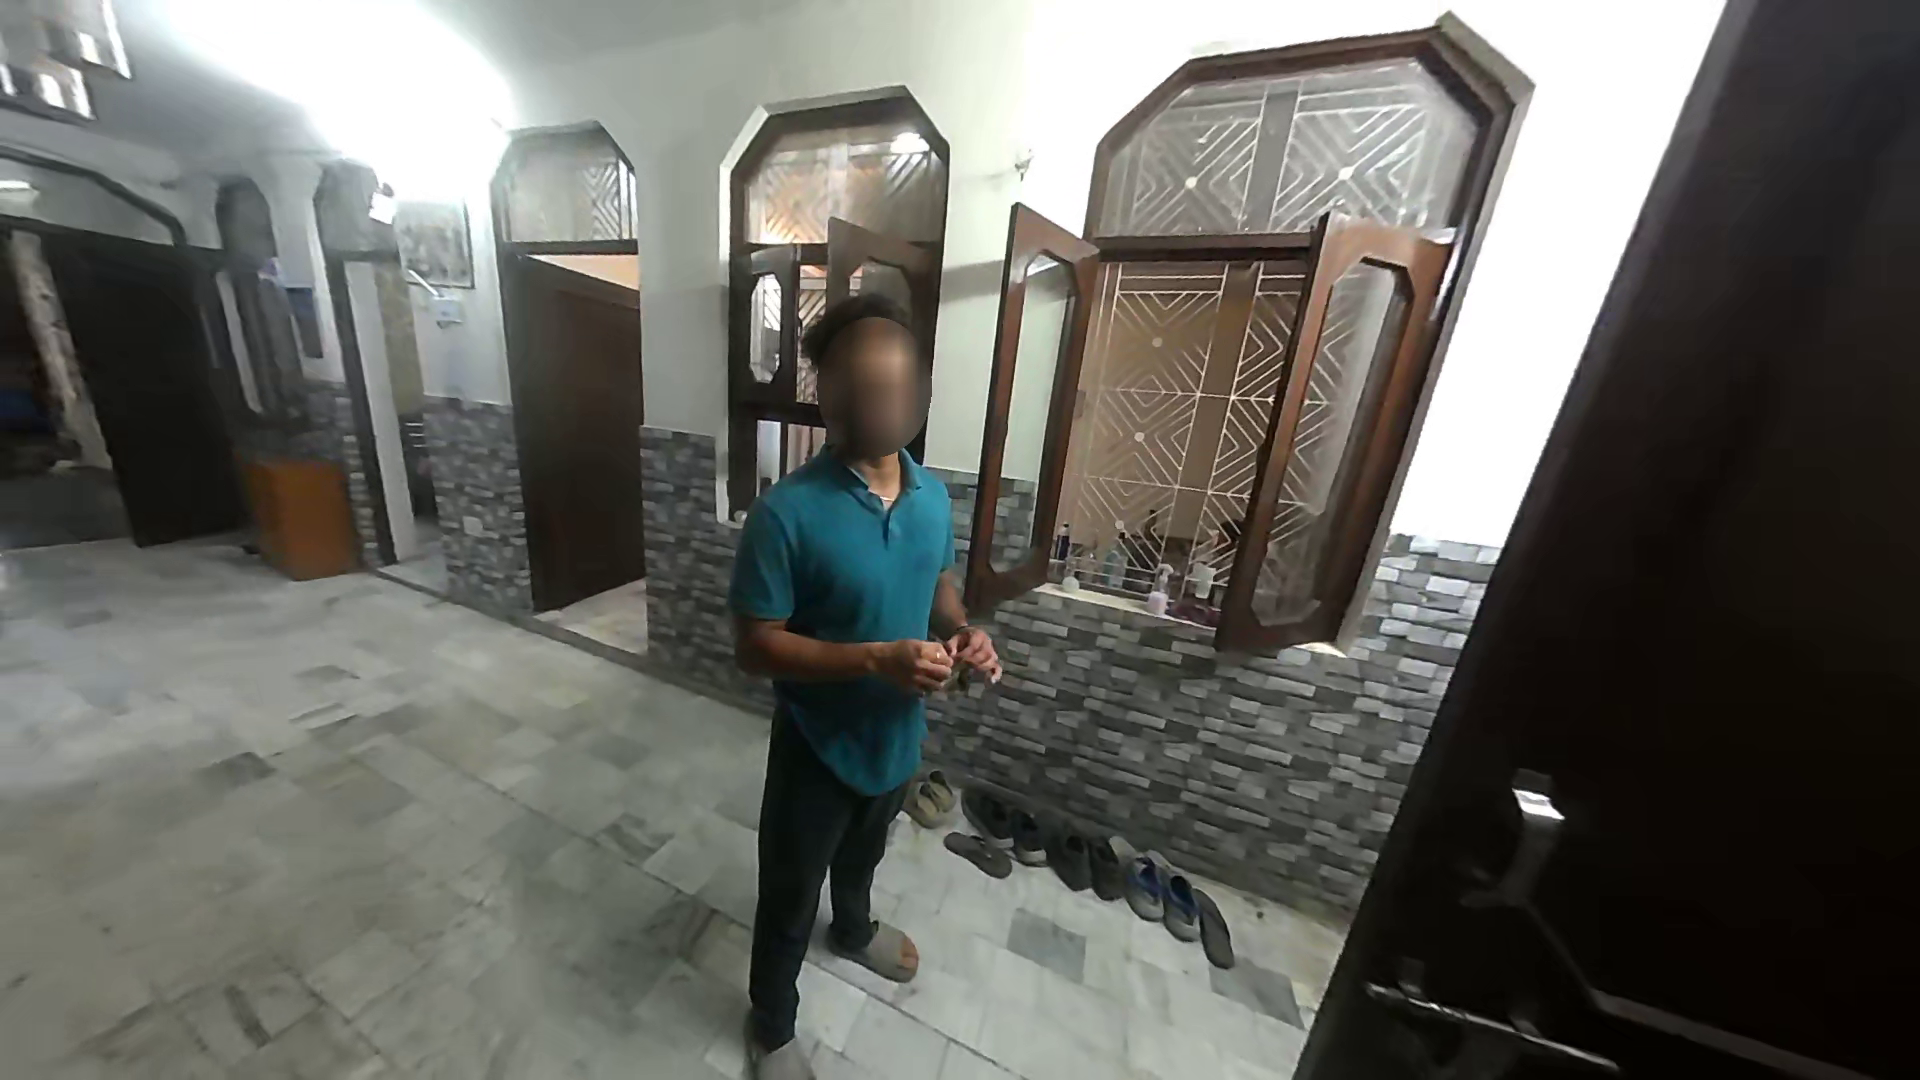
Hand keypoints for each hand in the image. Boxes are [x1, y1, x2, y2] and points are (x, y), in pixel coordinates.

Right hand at [872, 639, 952, 694]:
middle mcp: (921, 665)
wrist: (881, 660)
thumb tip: (947, 654)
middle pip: (945, 673)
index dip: (948, 660)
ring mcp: (916, 678)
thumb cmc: (899, 648)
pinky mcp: (911, 688)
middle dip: (946, 671)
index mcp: (922, 651)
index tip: (945, 661)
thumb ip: (932, 648)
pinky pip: (926, 692)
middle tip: (941, 670)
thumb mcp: (917, 642)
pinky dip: (927, 688)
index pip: (946, 659)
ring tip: (933, 678)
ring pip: (938, 685)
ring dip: (938, 681)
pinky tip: (924, 683)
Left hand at [945, 626, 1002, 682]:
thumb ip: (951, 646)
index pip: (974, 646)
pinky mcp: (993, 660)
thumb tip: (951, 655)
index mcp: (978, 635)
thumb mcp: (954, 639)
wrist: (967, 638)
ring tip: (971, 672)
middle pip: (985, 654)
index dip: (965, 655)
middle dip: (974, 662)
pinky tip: (991, 681)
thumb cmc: (960, 639)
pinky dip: (996, 674)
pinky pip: (997, 667)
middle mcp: (988, 642)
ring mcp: (992, 651)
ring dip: (981, 668)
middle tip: (963, 666)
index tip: (956, 660)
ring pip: (991, 661)